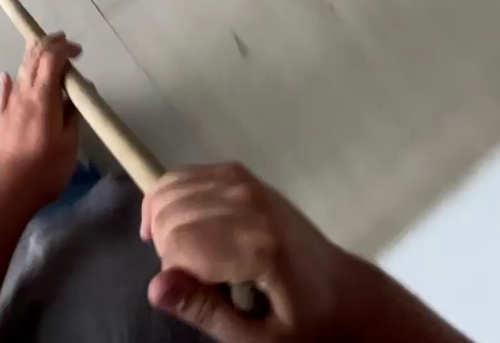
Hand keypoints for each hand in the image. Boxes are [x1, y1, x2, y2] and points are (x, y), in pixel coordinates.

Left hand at [0, 33, 82, 212]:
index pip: (52, 59)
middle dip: (48, 44)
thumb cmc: (45, 169)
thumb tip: (76, 95)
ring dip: (33, 59)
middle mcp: (24, 94)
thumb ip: (73, 115)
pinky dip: (10, 81)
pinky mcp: (1, 119)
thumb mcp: (70, 144)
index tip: (78, 51)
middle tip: (62, 41)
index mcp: (43, 97)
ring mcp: (9, 106)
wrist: (7, 190)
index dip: (64, 49)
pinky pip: (5, 93)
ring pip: (20, 72)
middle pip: (33, 58)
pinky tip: (7, 76)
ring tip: (43, 53)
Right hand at [141, 163, 375, 341]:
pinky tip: (176, 223)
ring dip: (162, 219)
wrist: (344, 293)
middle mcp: (247, 201)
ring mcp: (244, 181)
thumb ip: (205, 310)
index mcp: (256, 245)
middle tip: (187, 278)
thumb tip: (154, 286)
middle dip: (163, 244)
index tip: (191, 295)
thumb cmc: (302, 325)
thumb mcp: (258, 339)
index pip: (177, 241)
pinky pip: (185, 175)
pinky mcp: (241, 173)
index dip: (171, 271)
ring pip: (171, 187)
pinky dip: (171, 196)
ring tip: (179, 253)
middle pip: (170, 210)